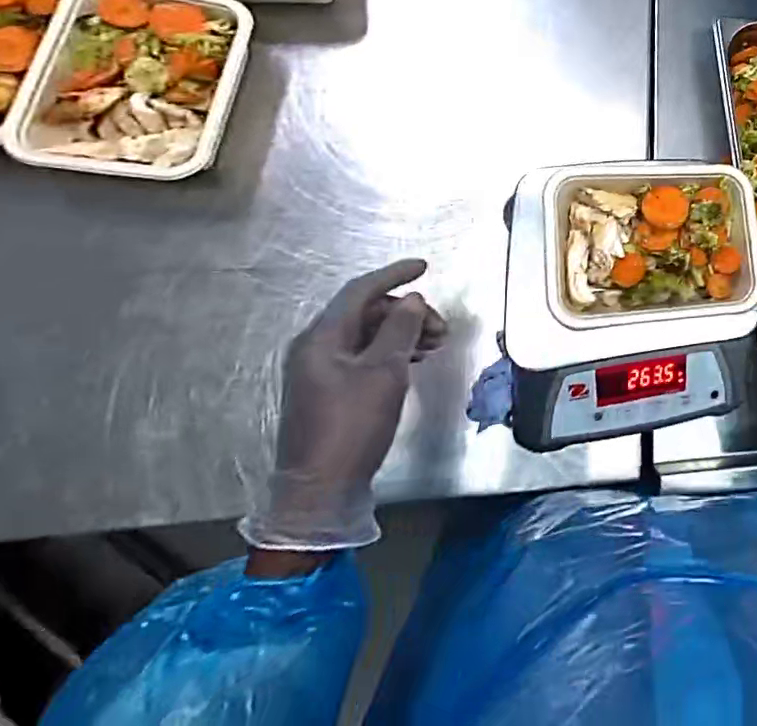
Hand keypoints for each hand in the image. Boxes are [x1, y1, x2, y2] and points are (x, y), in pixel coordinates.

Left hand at [239, 260, 446, 553]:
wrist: (319, 491)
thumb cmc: (352, 427)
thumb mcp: (384, 374)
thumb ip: (400, 330)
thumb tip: (414, 300)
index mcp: (322, 338)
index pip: (360, 291)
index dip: (393, 274)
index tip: (425, 266)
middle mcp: (316, 347)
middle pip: (365, 312)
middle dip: (406, 312)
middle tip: (441, 327)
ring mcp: (320, 370)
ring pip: (367, 334)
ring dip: (403, 332)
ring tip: (435, 344)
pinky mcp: (330, 390)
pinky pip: (364, 355)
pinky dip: (391, 351)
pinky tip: (415, 359)